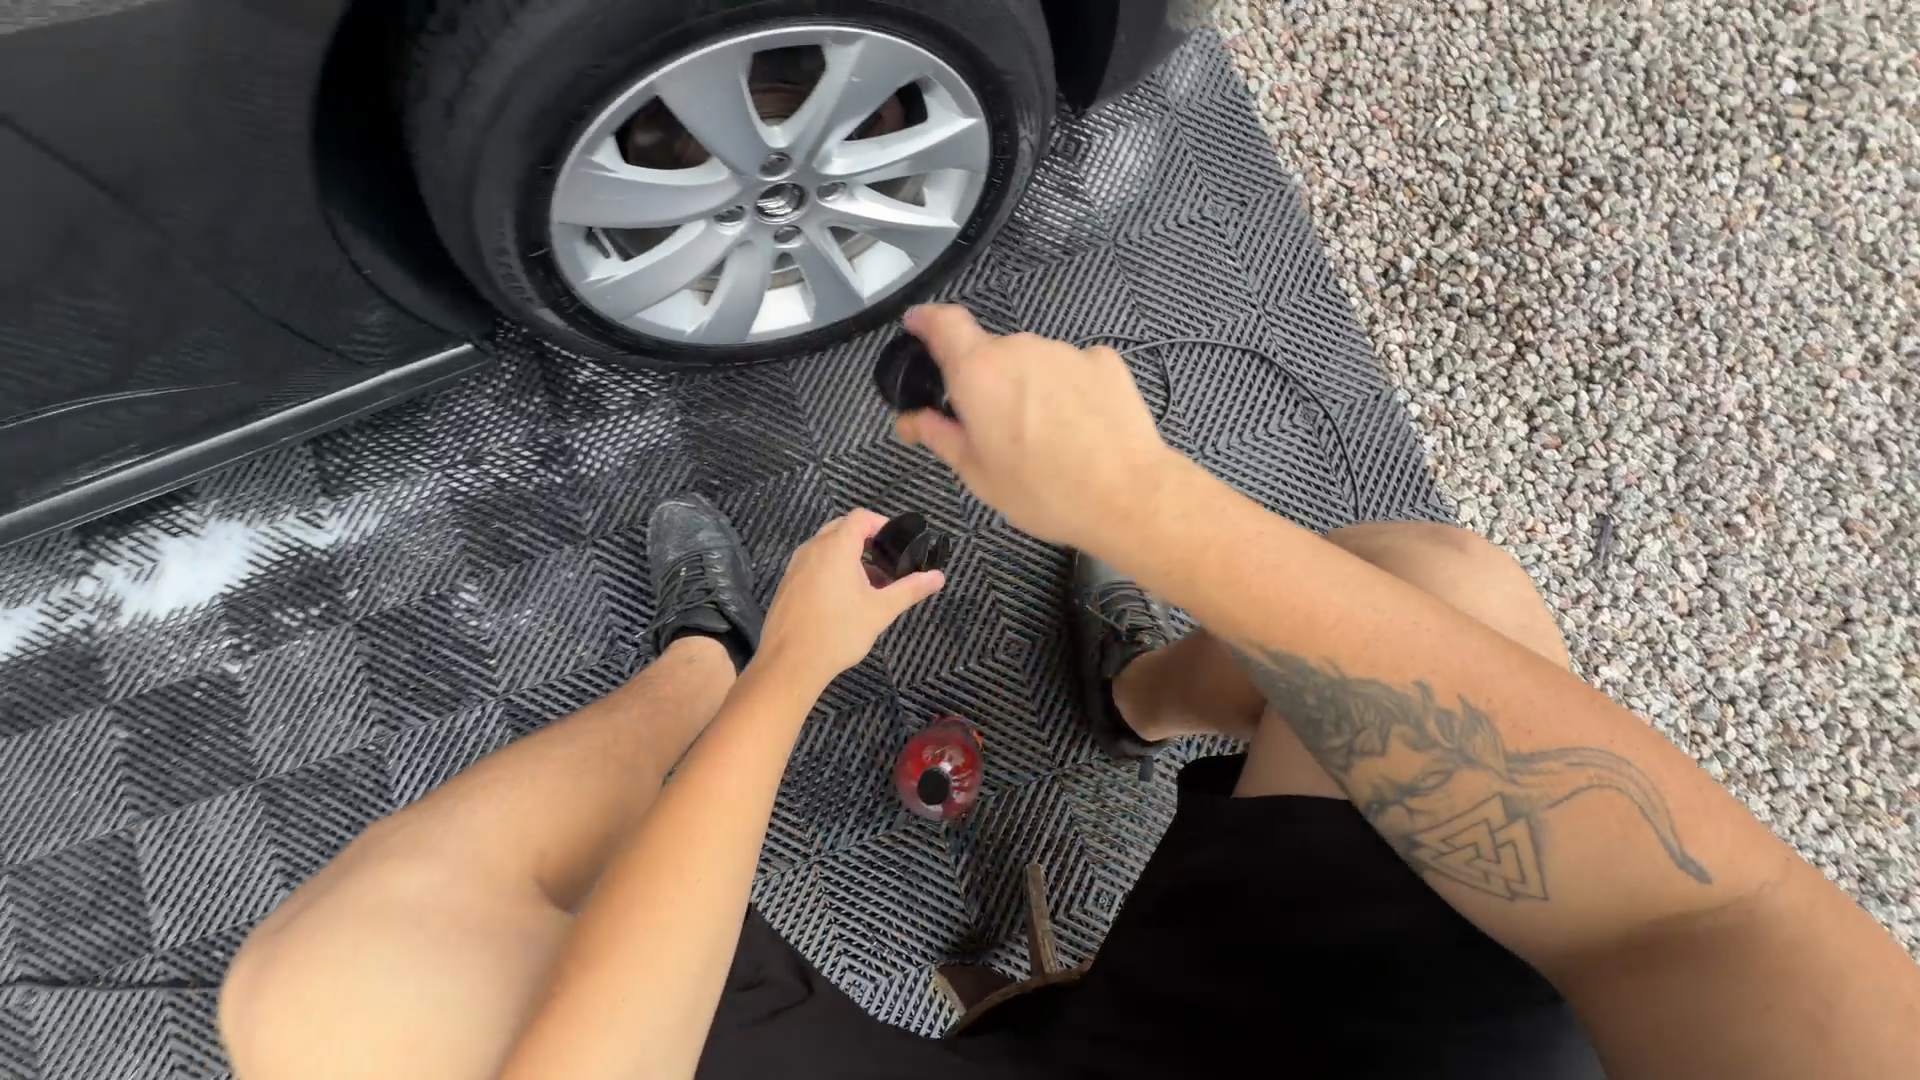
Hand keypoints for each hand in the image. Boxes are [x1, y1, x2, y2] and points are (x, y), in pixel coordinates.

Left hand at [756, 509, 944, 686]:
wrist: (789, 663)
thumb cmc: (838, 632)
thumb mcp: (881, 610)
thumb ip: (910, 589)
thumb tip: (938, 577)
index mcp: (835, 548)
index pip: (861, 517)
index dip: (883, 524)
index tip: (899, 545)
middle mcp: (813, 549)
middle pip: (843, 528)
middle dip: (868, 541)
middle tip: (888, 564)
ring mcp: (796, 565)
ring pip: (827, 547)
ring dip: (851, 557)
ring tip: (872, 586)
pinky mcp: (788, 583)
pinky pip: (814, 563)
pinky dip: (833, 569)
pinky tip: (846, 599)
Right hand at [893, 305, 1180, 549]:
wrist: (1126, 495)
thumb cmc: (1049, 492)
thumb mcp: (978, 474)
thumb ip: (940, 437)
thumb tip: (914, 421)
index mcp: (979, 374)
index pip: (942, 323)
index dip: (925, 321)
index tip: (917, 325)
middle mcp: (1021, 350)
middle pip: (990, 353)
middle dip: (987, 384)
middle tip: (994, 430)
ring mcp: (1065, 352)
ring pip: (1032, 363)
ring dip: (1029, 390)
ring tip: (1043, 439)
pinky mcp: (1102, 361)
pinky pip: (1071, 369)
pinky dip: (1066, 392)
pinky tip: (1076, 429)